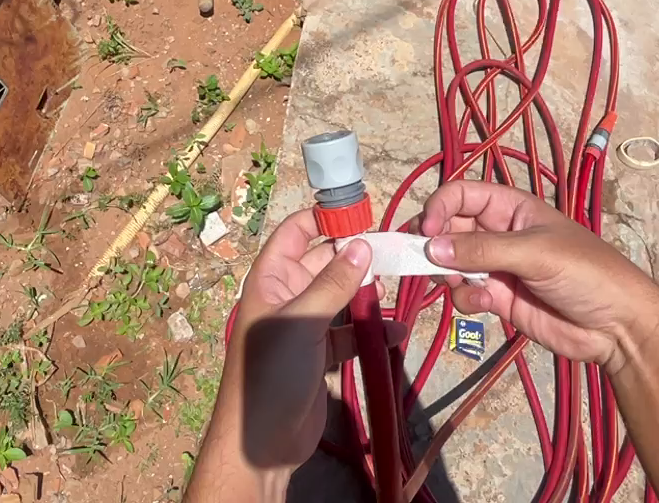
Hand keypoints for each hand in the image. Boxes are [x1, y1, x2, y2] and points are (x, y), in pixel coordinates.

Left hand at [216, 208, 387, 469]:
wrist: (262, 444)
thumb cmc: (271, 372)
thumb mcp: (302, 322)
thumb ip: (333, 284)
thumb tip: (362, 246)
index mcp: (271, 277)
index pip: (295, 233)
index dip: (323, 220)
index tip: (359, 215)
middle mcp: (287, 294)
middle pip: (324, 263)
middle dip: (354, 258)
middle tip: (391, 253)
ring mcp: (305, 324)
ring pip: (340, 297)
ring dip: (366, 294)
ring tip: (396, 289)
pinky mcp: (321, 353)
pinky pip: (349, 332)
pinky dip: (370, 331)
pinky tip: (395, 332)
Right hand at [416, 181, 658, 370]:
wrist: (619, 328)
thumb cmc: (584, 272)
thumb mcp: (534, 253)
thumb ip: (481, 250)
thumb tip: (428, 247)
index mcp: (509, 207)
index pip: (461, 195)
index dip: (439, 207)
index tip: (426, 231)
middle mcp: (497, 232)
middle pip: (449, 228)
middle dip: (434, 243)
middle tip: (420, 260)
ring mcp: (497, 266)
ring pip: (452, 262)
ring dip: (447, 272)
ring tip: (456, 284)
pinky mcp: (498, 298)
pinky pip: (466, 292)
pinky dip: (465, 297)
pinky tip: (482, 304)